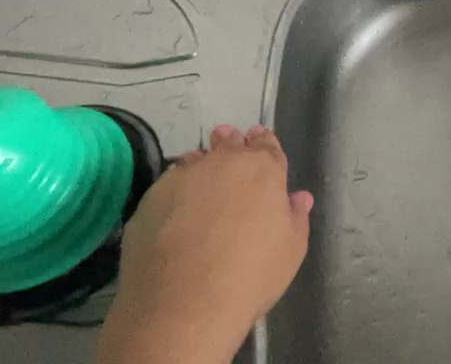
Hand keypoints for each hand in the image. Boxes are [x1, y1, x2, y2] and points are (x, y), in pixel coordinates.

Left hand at [96, 125, 313, 363]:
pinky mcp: (151, 199)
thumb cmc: (249, 276)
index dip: (264, 146)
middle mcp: (224, 161)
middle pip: (229, 143)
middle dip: (231, 146)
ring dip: (201, 168)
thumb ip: (295, 217)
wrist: (182, 307)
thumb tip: (298, 198)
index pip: (267, 143)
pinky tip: (174, 217)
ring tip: (200, 191)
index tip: (260, 150)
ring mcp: (184, 177)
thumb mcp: (291, 252)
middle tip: (229, 161)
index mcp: (263, 168)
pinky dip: (174, 194)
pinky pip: (167, 187)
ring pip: (195, 160)